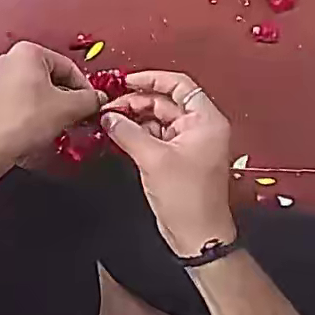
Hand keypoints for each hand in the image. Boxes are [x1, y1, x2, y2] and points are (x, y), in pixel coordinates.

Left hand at [0, 42, 104, 168]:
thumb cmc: (23, 121)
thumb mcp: (68, 108)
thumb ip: (90, 100)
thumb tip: (99, 99)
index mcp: (28, 52)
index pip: (69, 67)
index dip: (85, 88)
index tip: (93, 104)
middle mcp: (11, 59)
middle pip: (54, 78)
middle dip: (69, 98)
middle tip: (80, 116)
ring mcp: (0, 78)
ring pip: (40, 90)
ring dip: (55, 107)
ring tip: (62, 124)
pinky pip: (25, 100)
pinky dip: (38, 112)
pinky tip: (43, 128)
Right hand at [100, 72, 237, 256]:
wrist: (196, 235)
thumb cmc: (188, 199)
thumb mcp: (153, 159)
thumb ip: (128, 132)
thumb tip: (109, 116)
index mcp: (206, 120)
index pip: (179, 85)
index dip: (151, 78)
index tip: (126, 81)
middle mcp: (199, 127)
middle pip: (165, 100)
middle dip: (136, 101)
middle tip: (111, 106)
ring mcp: (188, 142)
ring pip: (158, 117)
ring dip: (134, 117)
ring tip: (110, 119)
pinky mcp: (176, 156)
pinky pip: (155, 134)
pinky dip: (137, 132)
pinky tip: (118, 132)